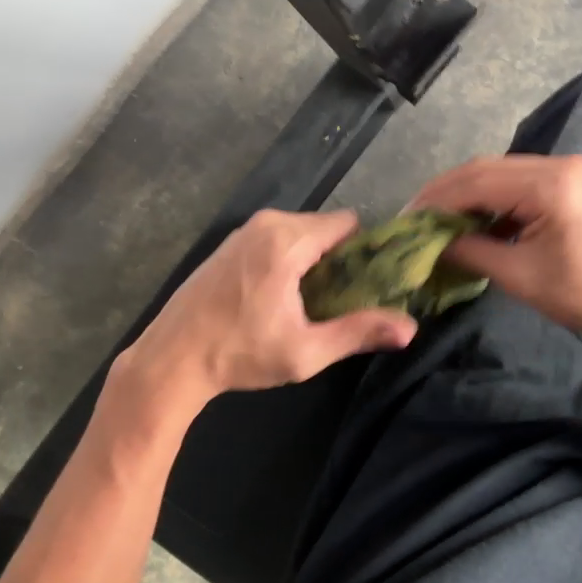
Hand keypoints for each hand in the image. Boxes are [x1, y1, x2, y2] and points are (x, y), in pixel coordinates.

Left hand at [100, 210, 417, 423]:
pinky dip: (288, 259)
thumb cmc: (240, 355)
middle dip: (338, 258)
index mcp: (286, 242)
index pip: (347, 223)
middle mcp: (266, 224)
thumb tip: (410, 329)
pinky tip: (279, 297)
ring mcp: (244, 231)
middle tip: (338, 300)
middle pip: (325, 227)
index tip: (364, 285)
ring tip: (309, 302)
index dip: (362, 252)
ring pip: (300, 232)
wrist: (171, 359)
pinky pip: (276, 238)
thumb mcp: (306, 352)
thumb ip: (359, 333)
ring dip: (312, 260)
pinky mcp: (229, 243)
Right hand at [409, 154, 581, 342]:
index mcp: (550, 182)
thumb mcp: (518, 275)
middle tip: (415, 219)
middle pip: (487, 169)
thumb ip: (470, 250)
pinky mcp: (574, 184)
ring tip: (437, 222)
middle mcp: (560, 164)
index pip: (476, 180)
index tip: (405, 220)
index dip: (436, 199)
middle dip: (448, 193)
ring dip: (469, 196)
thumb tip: (430, 243)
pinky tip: (475, 222)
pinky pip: (522, 184)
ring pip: (502, 174)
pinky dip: (495, 201)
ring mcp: (570, 171)